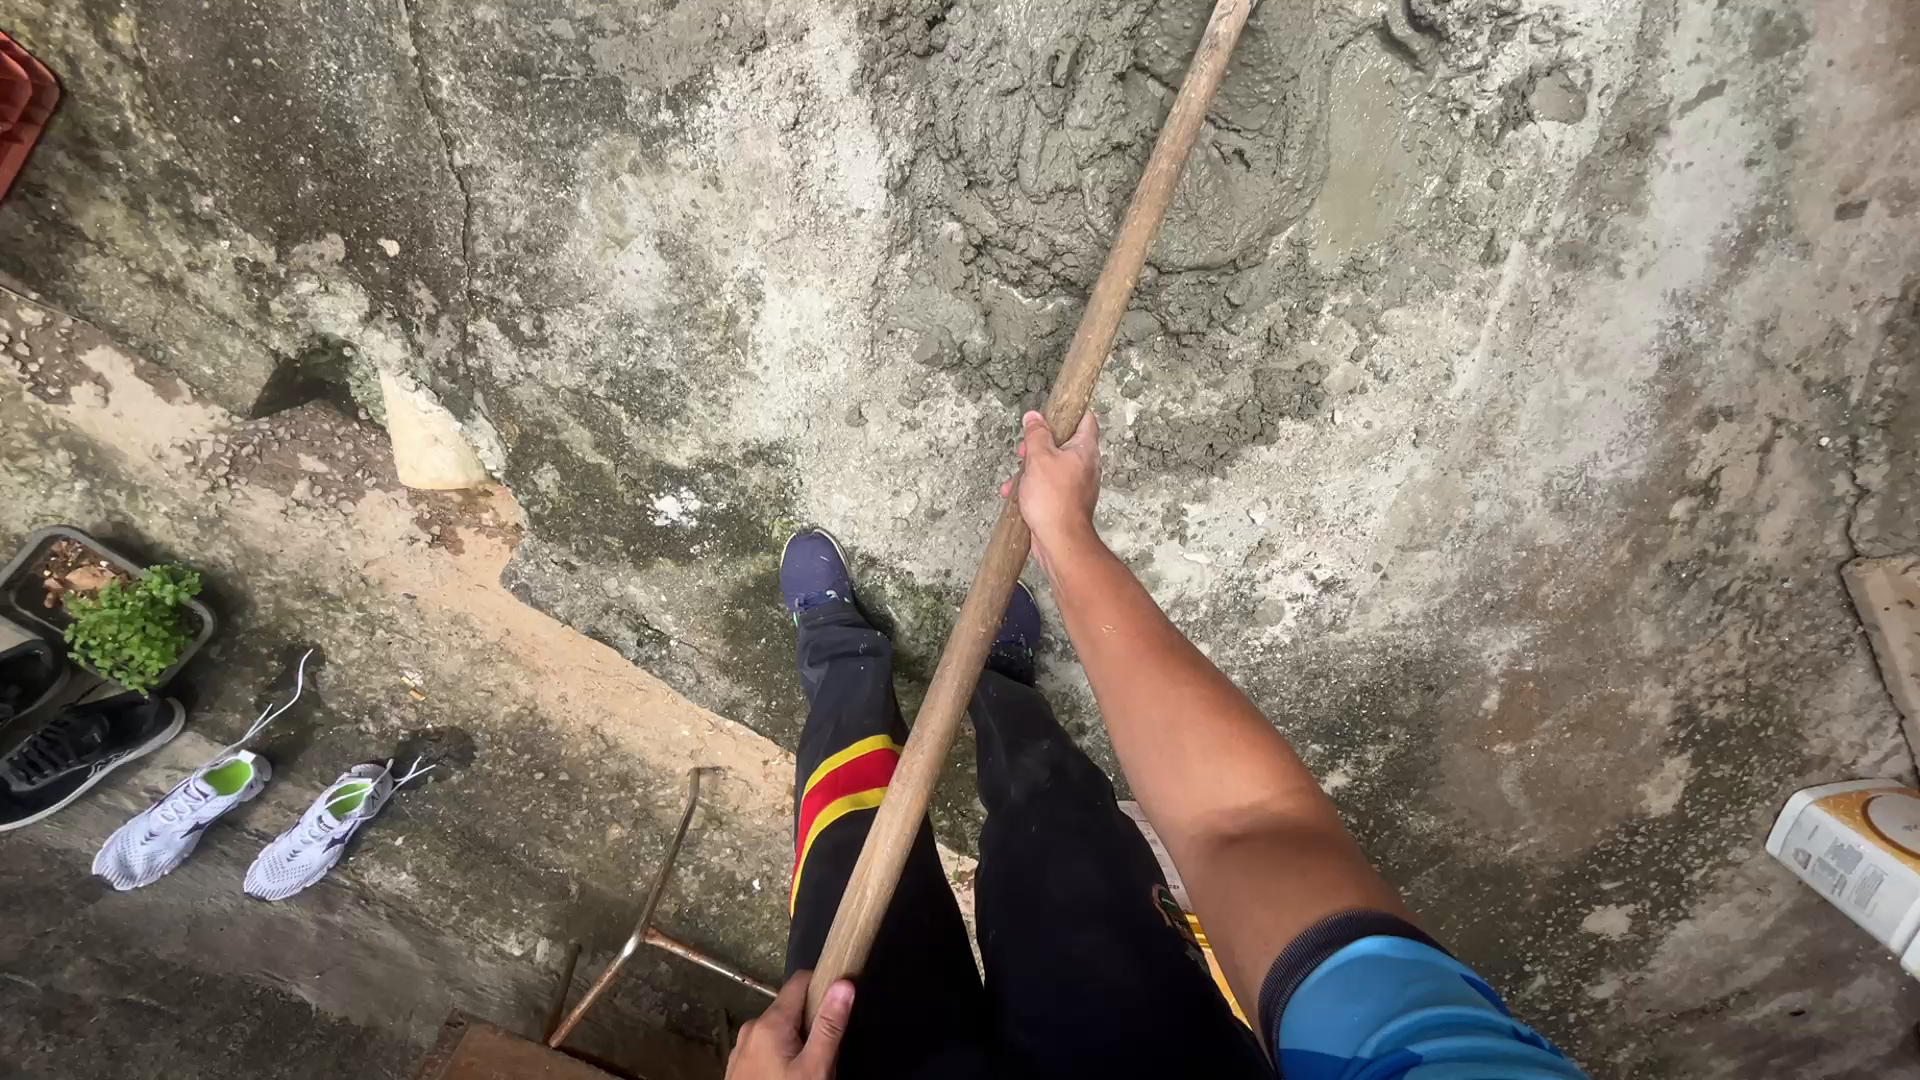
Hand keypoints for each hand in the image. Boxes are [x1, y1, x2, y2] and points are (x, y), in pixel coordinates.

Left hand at [725, 971, 853, 1079]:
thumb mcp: (815, 1069)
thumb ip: (829, 1025)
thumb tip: (845, 982)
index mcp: (769, 1022)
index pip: (800, 980)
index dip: (823, 985)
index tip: (839, 1006)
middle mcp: (751, 1029)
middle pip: (790, 1008)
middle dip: (811, 1022)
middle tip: (826, 1053)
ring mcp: (740, 1051)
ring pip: (778, 1031)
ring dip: (796, 1042)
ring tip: (809, 1072)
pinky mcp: (737, 1071)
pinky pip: (764, 1050)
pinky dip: (780, 1057)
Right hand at [1001, 409, 1100, 568]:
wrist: (1059, 540)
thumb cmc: (1054, 501)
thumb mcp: (1038, 458)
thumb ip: (1036, 435)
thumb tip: (1034, 418)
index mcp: (1085, 449)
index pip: (1086, 419)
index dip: (1069, 411)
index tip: (1053, 410)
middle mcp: (1085, 466)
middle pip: (1063, 443)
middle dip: (1038, 446)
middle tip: (1024, 450)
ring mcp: (1076, 485)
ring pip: (1051, 467)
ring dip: (1030, 470)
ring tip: (1017, 479)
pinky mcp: (1065, 501)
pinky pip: (1047, 487)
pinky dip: (1032, 488)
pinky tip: (1016, 495)